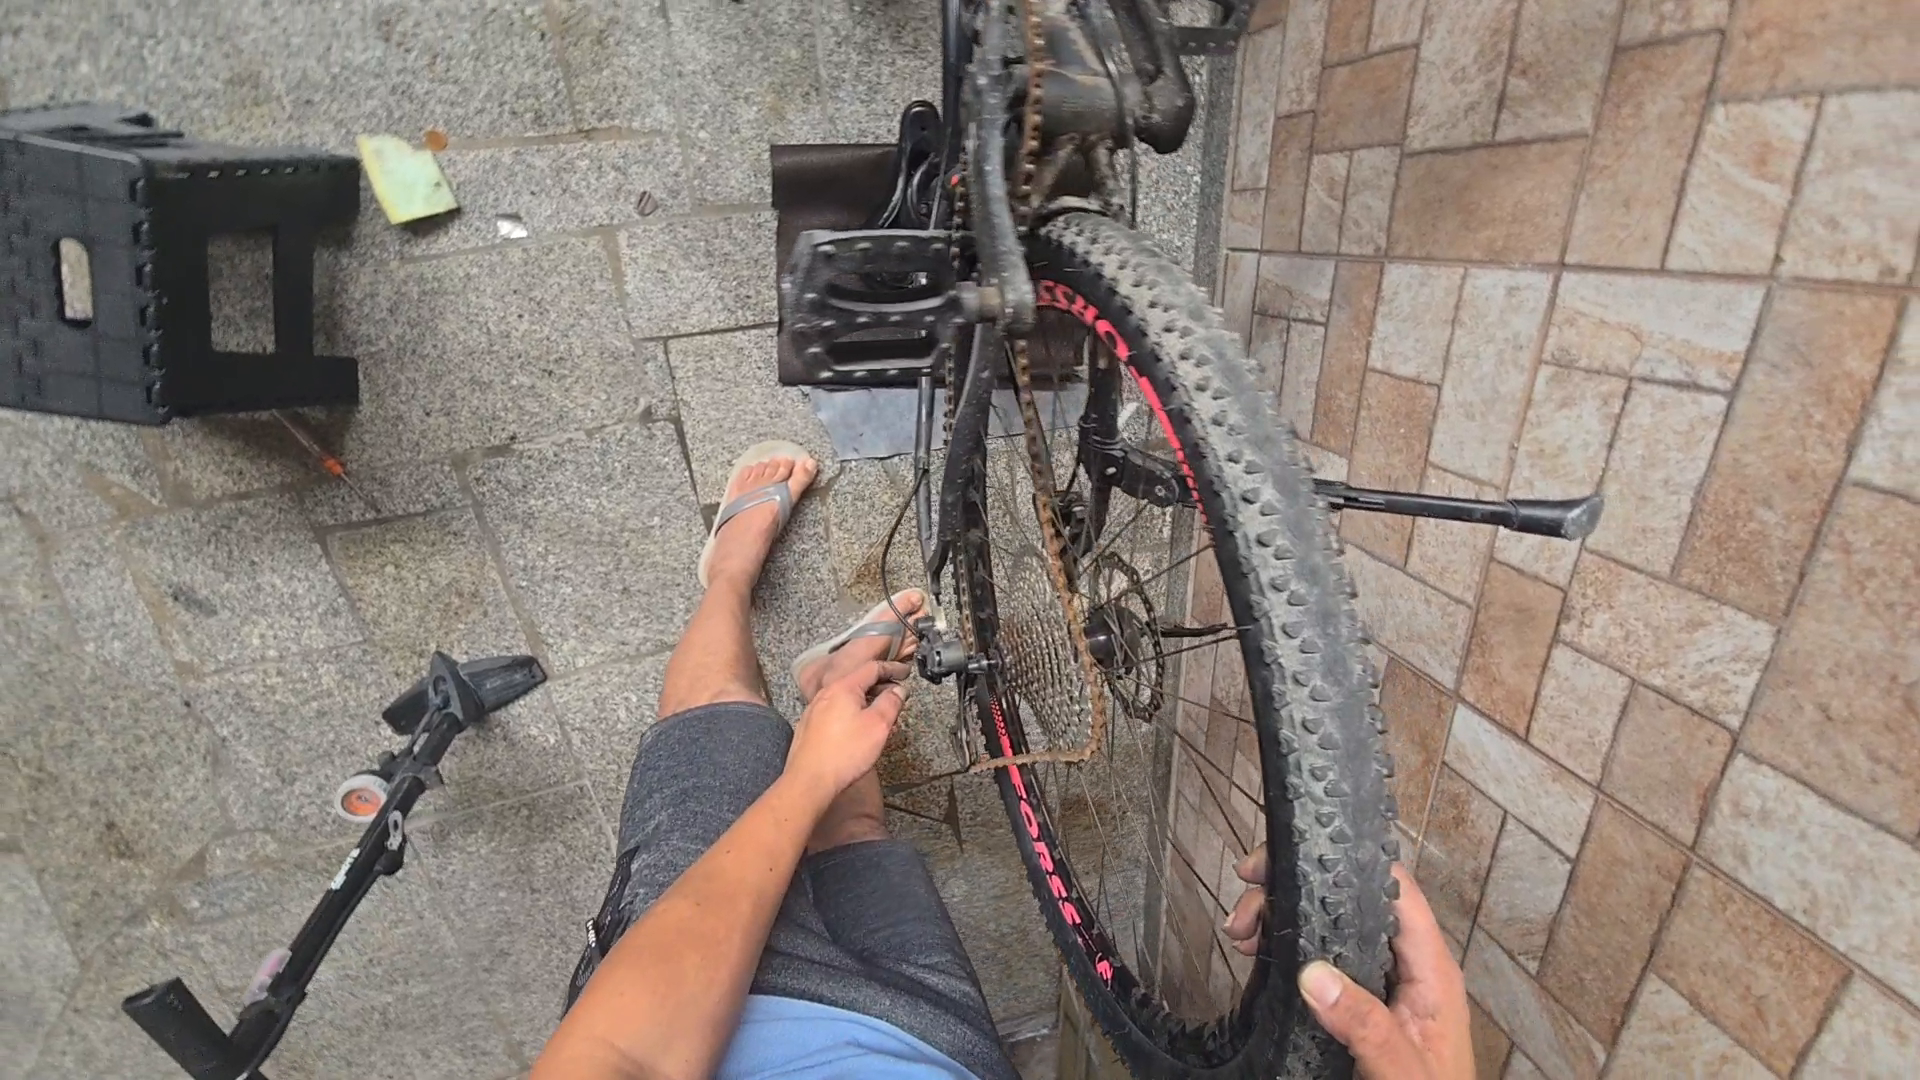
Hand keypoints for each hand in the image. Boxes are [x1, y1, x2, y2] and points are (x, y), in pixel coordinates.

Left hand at [784, 660, 910, 802]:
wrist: (809, 782)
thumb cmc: (844, 754)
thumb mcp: (878, 725)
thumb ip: (891, 702)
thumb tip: (898, 690)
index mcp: (843, 687)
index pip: (871, 668)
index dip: (891, 668)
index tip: (904, 673)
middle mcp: (826, 694)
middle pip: (857, 680)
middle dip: (879, 685)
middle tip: (895, 695)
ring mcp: (814, 710)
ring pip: (845, 696)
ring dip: (864, 700)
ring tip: (879, 713)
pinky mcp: (809, 726)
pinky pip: (834, 710)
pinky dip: (850, 712)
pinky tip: (857, 728)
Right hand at [1224, 850, 1473, 1079]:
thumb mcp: (1403, 1075)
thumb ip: (1367, 1027)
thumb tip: (1311, 972)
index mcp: (1428, 969)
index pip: (1393, 887)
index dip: (1343, 858)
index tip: (1283, 859)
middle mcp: (1403, 963)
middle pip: (1347, 895)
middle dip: (1291, 884)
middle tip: (1245, 884)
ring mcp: (1378, 978)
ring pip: (1324, 920)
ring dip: (1278, 913)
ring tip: (1239, 928)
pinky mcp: (1355, 997)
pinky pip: (1315, 952)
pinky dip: (1280, 942)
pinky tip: (1252, 947)